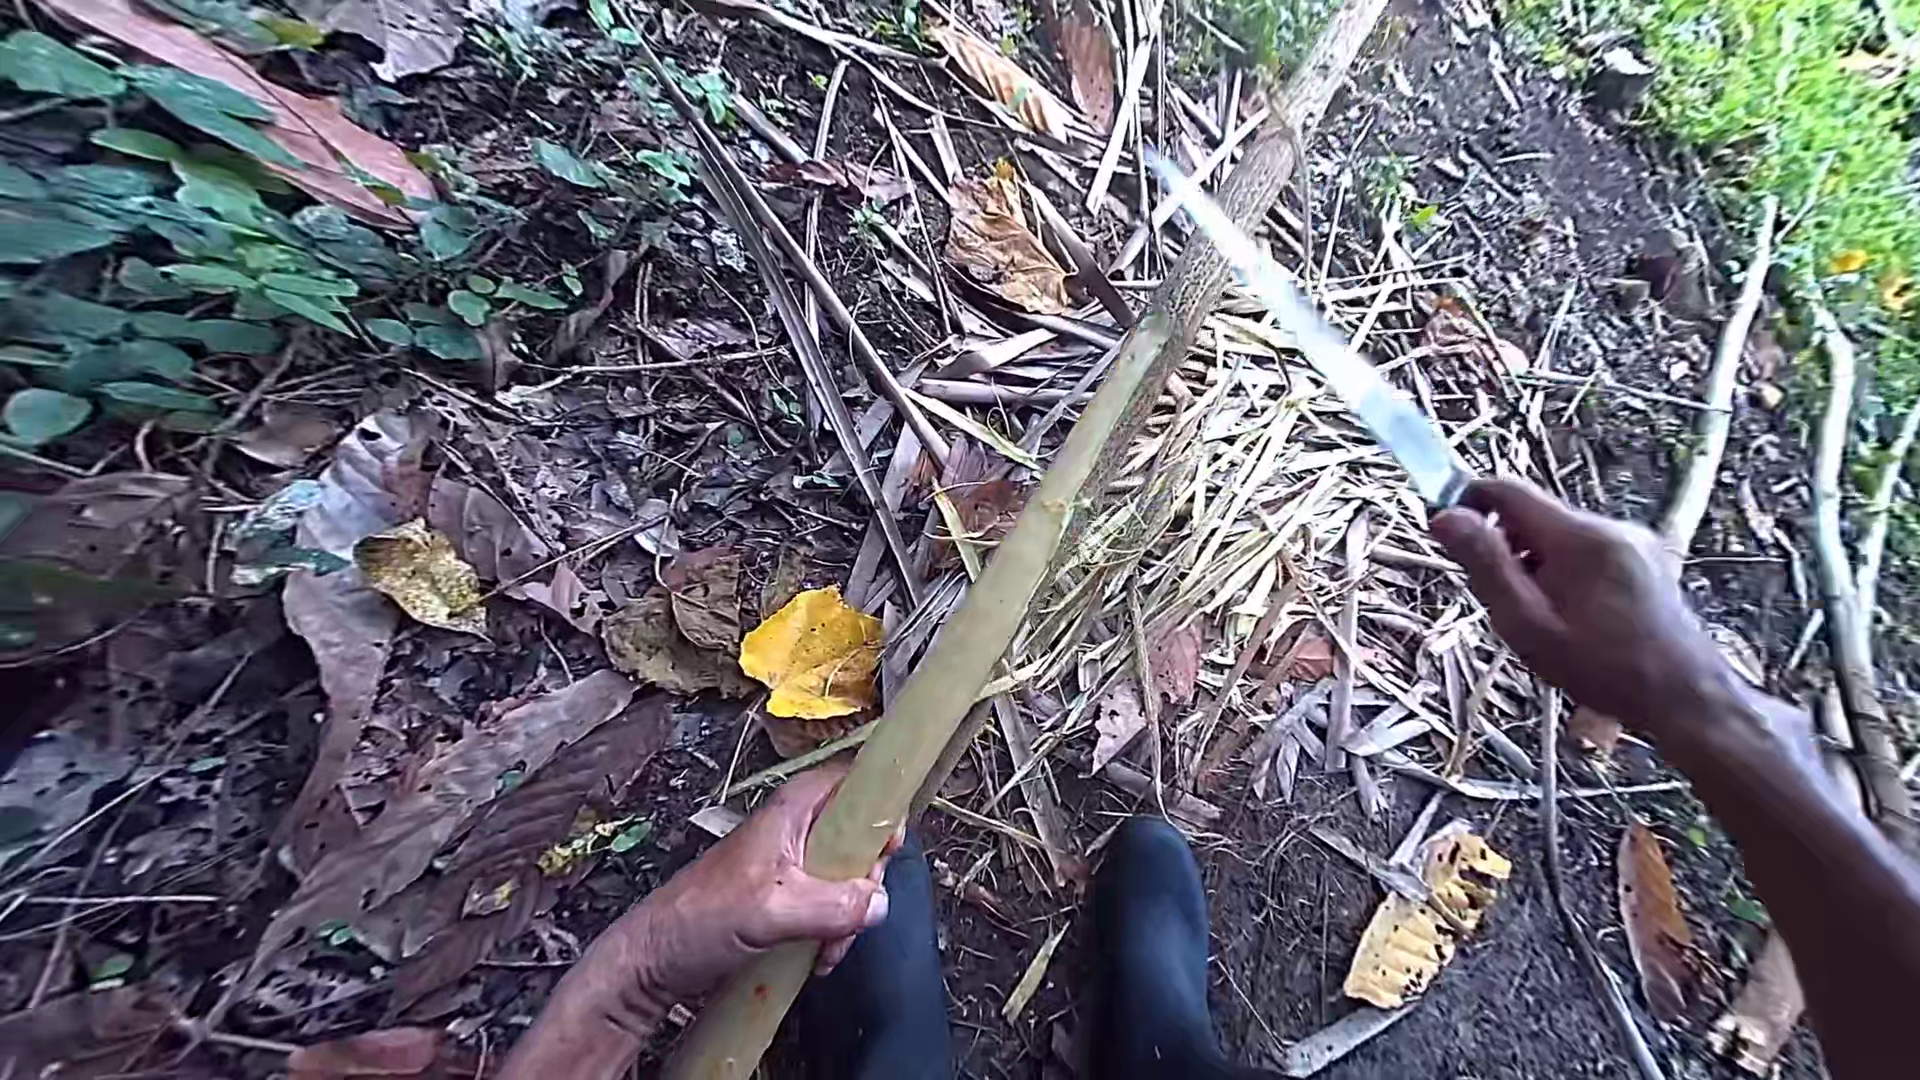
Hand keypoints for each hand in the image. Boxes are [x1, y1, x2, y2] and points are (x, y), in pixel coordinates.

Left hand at [575, 762, 894, 1029]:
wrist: (658, 957)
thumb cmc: (702, 915)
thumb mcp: (773, 908)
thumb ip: (831, 904)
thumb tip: (878, 902)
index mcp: (798, 805)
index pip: (859, 782)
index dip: (880, 810)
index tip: (887, 847)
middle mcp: (804, 823)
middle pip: (863, 834)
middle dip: (865, 880)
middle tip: (852, 912)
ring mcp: (800, 857)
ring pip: (852, 872)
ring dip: (850, 913)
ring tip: (829, 945)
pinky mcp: (795, 889)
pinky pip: (835, 899)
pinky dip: (836, 926)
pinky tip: (819, 953)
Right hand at [1429, 478, 1735, 742]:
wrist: (1687, 700)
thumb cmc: (1598, 666)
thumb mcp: (1523, 618)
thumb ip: (1483, 562)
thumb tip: (1443, 515)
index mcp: (1579, 538)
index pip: (1505, 490)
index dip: (1465, 503)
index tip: (1446, 537)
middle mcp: (1609, 527)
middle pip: (1526, 513)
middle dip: (1496, 544)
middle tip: (1495, 593)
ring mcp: (1630, 541)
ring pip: (1547, 532)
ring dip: (1522, 560)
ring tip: (1530, 609)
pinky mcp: (1639, 557)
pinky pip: (1573, 547)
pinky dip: (1550, 568)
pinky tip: (1559, 609)